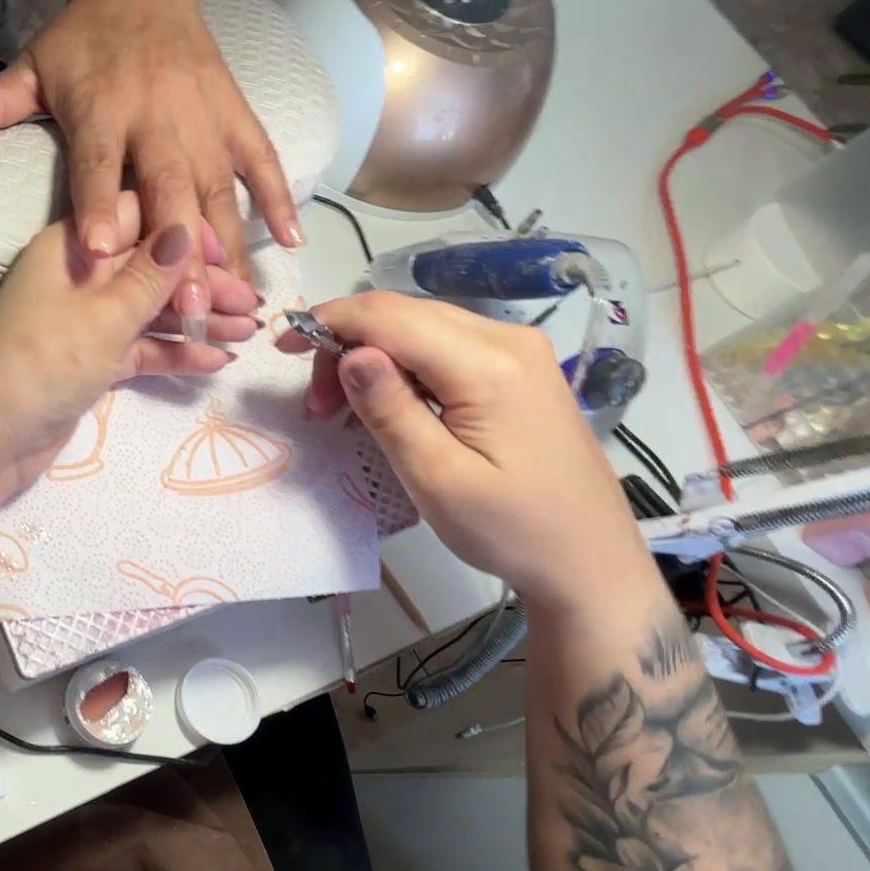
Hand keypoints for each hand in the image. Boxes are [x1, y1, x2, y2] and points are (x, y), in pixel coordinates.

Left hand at [0, 0, 300, 319]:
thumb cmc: (83, 42)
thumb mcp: (34, 65)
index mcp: (101, 109)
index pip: (96, 164)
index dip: (98, 205)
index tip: (100, 253)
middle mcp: (156, 117)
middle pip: (170, 187)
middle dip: (181, 249)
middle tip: (192, 307)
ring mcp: (202, 119)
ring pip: (219, 187)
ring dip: (231, 245)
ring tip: (241, 301)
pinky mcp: (234, 116)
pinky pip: (261, 160)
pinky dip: (278, 199)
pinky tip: (290, 244)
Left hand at [0, 192, 260, 491]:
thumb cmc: (44, 363)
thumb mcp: (104, 315)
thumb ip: (150, 275)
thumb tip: (186, 229)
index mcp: (72, 246)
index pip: (137, 218)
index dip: (184, 231)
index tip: (228, 253)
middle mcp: (80, 276)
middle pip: (151, 268)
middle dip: (202, 285)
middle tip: (252, 303)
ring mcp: (86, 320)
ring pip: (151, 311)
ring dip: (197, 320)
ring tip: (248, 330)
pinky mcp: (91, 359)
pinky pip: (140, 348)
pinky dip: (174, 353)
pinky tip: (215, 360)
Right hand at [280, 293, 649, 609]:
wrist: (586, 556)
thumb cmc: (510, 529)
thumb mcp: (436, 479)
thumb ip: (391, 410)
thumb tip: (351, 353)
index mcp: (488, 365)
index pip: (389, 317)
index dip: (328, 322)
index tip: (283, 351)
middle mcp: (507, 339)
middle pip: (402, 314)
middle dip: (345, 345)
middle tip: (317, 408)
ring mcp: (516, 351)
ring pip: (419, 326)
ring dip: (370, 356)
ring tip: (343, 411)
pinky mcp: (516, 368)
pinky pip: (442, 346)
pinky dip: (400, 366)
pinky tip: (387, 404)